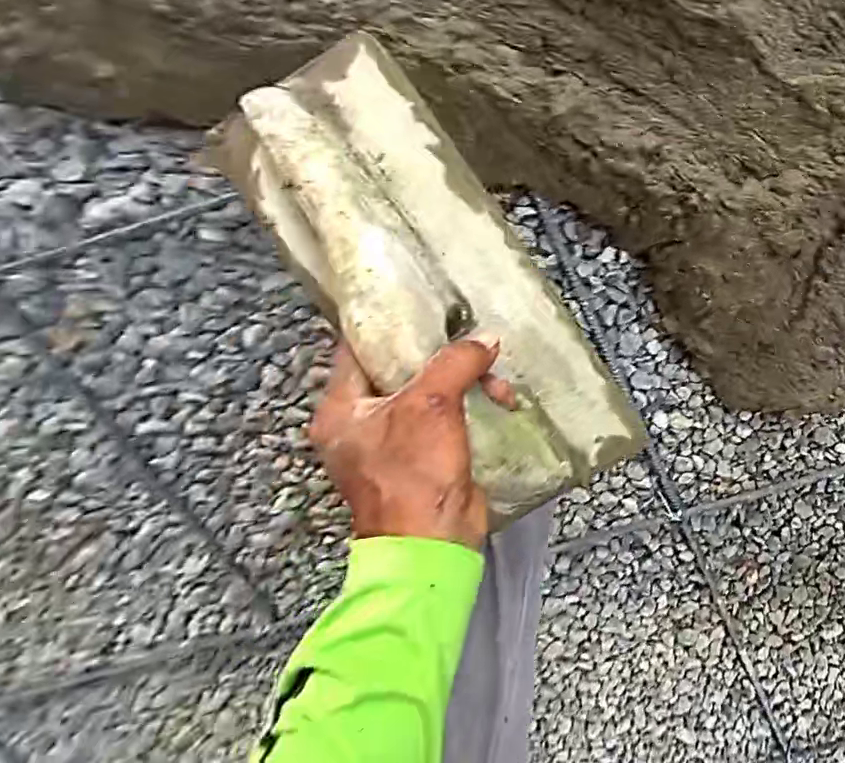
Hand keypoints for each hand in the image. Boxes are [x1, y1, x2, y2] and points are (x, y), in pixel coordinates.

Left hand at [310, 335, 514, 549]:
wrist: (434, 542)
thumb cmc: (414, 475)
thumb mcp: (431, 405)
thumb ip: (455, 362)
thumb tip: (485, 340)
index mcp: (342, 408)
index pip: (359, 348)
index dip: (391, 323)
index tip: (427, 304)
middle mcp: (364, 420)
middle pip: (405, 366)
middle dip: (446, 354)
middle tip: (476, 344)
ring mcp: (397, 437)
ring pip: (436, 387)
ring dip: (471, 380)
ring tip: (498, 386)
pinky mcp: (428, 451)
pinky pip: (453, 410)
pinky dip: (477, 401)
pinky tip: (502, 400)